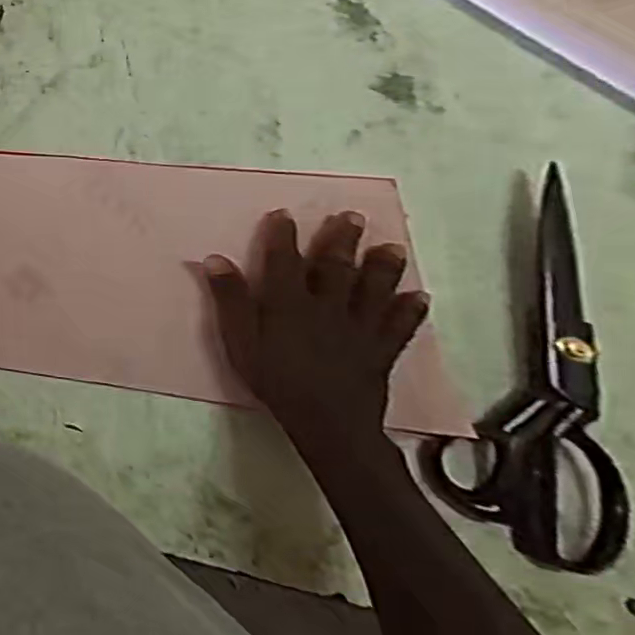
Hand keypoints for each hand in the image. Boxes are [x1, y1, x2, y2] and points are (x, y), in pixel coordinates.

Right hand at [200, 210, 429, 447]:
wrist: (326, 421)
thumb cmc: (273, 377)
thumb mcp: (238, 338)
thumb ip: (229, 298)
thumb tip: (216, 259)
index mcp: (288, 302)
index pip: (283, 260)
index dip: (282, 236)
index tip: (284, 214)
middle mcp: (326, 307)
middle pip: (335, 267)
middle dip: (342, 240)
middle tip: (351, 217)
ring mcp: (358, 328)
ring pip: (373, 290)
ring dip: (383, 267)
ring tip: (392, 247)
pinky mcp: (381, 350)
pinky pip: (399, 326)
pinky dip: (410, 310)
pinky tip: (419, 297)